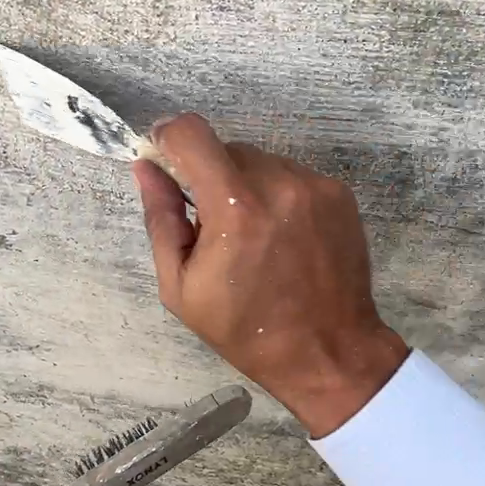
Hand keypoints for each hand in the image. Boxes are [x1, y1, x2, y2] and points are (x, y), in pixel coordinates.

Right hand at [135, 114, 409, 436]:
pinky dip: (277, 195)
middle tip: (213, 223)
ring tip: (253, 236)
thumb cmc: (246, 329)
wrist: (329, 352)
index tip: (163, 154)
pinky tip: (282, 236)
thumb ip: (161, 219)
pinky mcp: (338, 193)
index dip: (169, 136)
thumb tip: (146, 168)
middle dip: (209, 175)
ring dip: (245, 185)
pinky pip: (291, 175)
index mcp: (235, 210)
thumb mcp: (182, 286)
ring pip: (260, 161)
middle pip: (226, 148)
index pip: (192, 133)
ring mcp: (314, 186)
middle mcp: (279, 185)